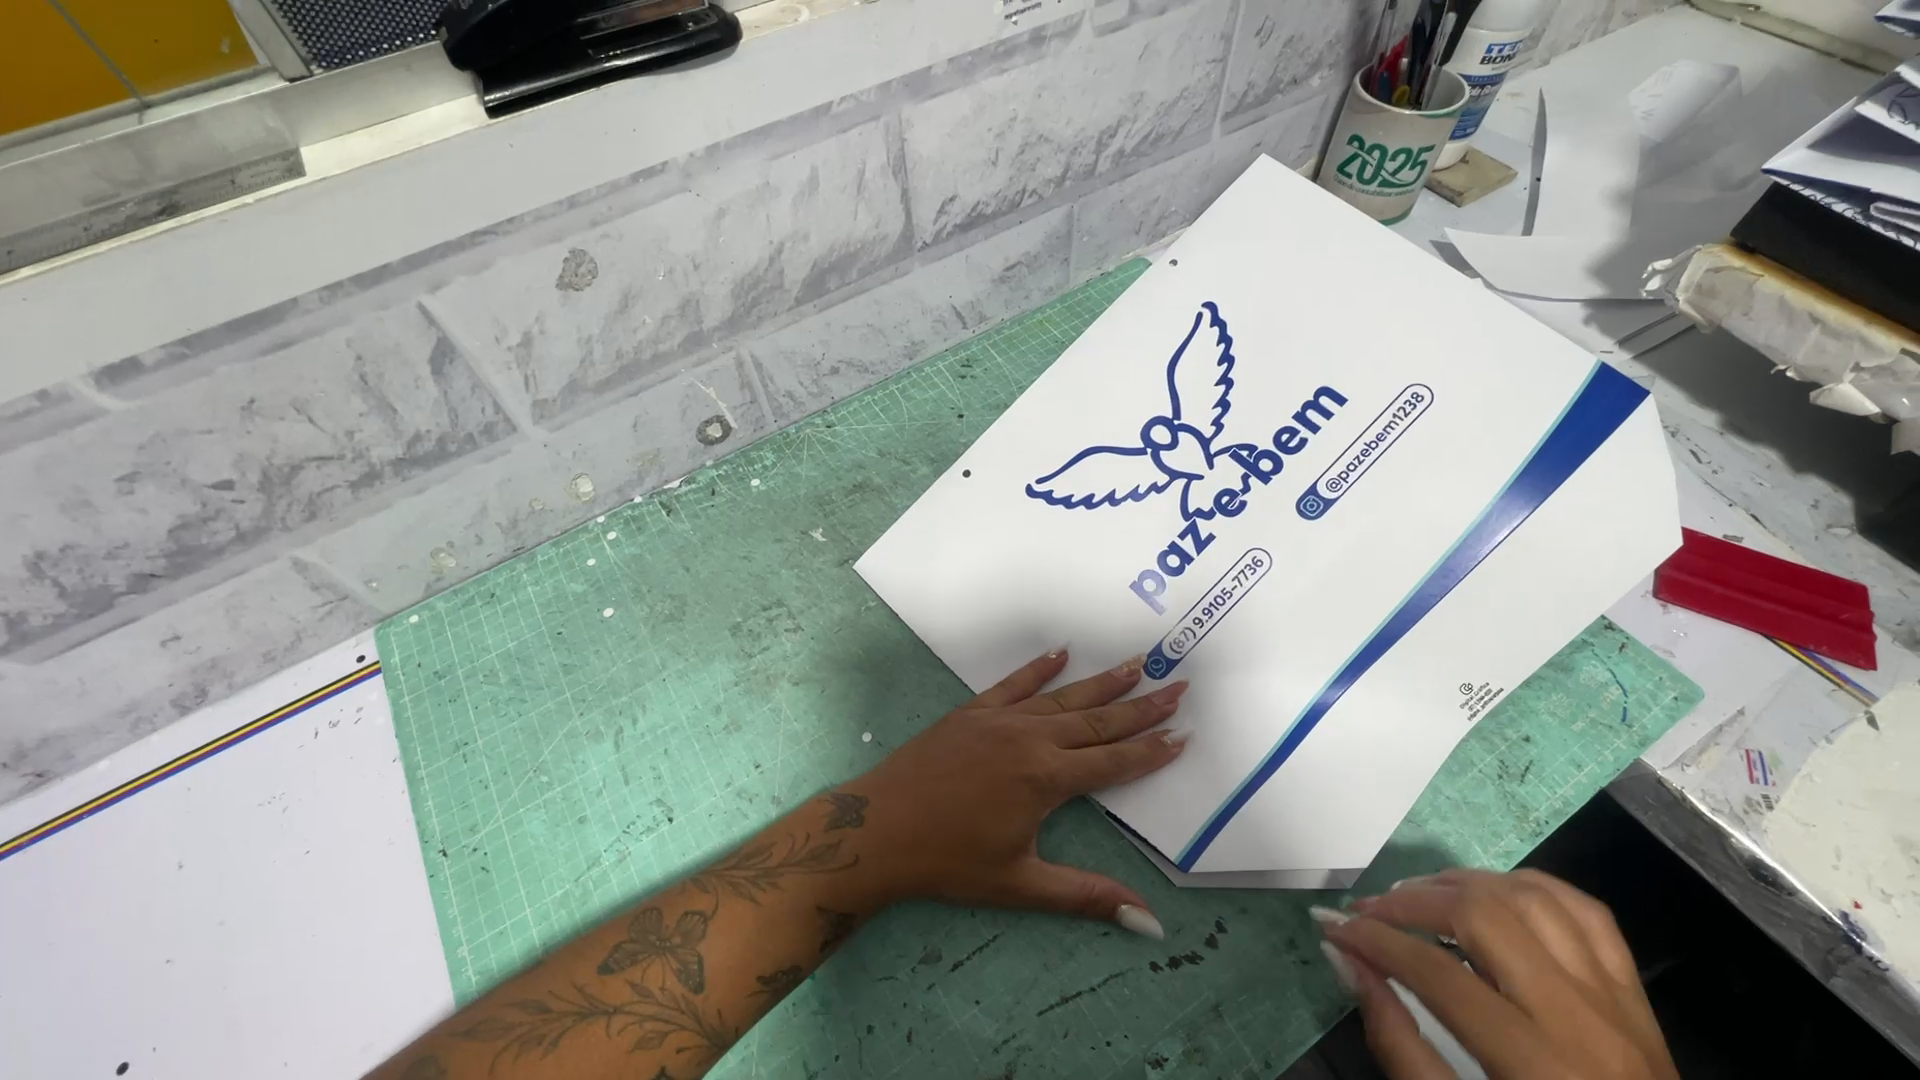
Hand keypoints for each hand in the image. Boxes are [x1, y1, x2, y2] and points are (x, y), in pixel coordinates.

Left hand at [842, 648, 1186, 936]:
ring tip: (1136, 662)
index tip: (1183, 733)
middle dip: (1141, 706)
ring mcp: (999, 720)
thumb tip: (1151, 922)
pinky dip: (1038, 668)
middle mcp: (1030, 740)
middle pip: (1097, 721)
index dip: (1151, 750)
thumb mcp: (1020, 885)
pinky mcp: (971, 712)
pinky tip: (1060, 653)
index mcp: (1046, 780)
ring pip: (1062, 697)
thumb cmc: (949, 861)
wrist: (879, 828)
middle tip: (1179, 686)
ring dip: (1101, 681)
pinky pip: (1013, 684)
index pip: (1113, 762)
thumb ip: (1086, 896)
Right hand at [1319, 869, 1678, 1079]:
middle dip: (1411, 902)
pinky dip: (1529, 886)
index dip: (1374, 943)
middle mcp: (1584, 1020)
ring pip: (1532, 899)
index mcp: (1538, 1066)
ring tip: (1419, 895)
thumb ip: (1398, 1043)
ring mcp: (1617, 1001)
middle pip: (1484, 917)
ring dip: (1464, 883)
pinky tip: (1490, 892)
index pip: (1438, 975)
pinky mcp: (1635, 993)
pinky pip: (1584, 911)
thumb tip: (1348, 962)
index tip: (1333, 928)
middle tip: (1369, 910)